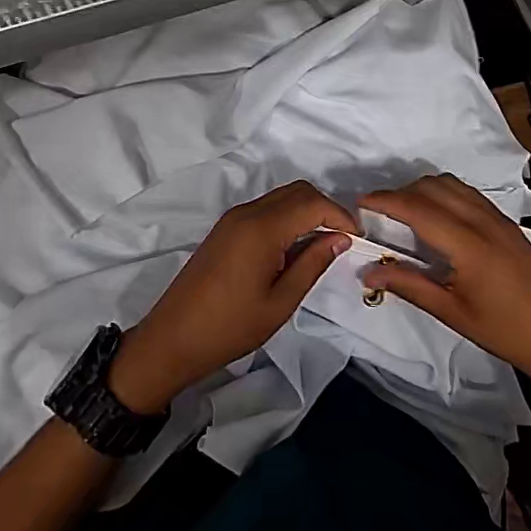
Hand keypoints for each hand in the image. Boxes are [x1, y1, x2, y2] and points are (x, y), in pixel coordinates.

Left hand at [109, 181, 356, 413]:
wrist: (172, 339)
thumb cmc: (230, 327)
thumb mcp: (280, 302)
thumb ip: (312, 264)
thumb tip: (339, 239)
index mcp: (261, 228)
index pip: (312, 203)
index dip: (340, 215)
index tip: (358, 238)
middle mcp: (246, 213)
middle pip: (297, 191)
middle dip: (326, 208)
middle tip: (343, 239)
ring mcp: (232, 219)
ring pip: (281, 198)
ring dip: (306, 212)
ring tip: (323, 245)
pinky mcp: (225, 229)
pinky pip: (265, 210)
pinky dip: (287, 218)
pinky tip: (295, 247)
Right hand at [359, 175, 530, 395]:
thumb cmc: (505, 331)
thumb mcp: (451, 312)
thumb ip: (409, 285)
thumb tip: (368, 271)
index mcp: (468, 244)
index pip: (417, 208)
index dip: (385, 200)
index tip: (360, 203)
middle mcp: (484, 221)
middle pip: (433, 186)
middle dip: (401, 192)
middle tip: (379, 214)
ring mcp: (499, 219)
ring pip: (453, 184)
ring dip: (423, 189)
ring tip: (405, 213)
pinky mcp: (508, 223)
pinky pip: (468, 193)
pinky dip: (444, 193)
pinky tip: (437, 218)